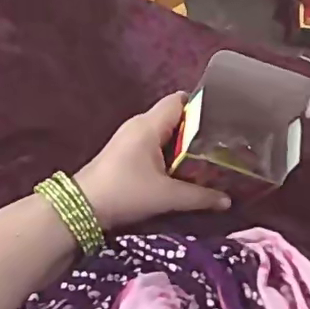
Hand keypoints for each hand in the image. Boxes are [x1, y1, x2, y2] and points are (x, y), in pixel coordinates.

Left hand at [75, 93, 231, 230]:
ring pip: (164, 134)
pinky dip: (169, 154)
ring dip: (183, 145)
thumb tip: (228, 201)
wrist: (82, 209)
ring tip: (208, 158)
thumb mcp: (167, 196)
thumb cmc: (125, 193)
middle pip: (175, 117)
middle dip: (197, 130)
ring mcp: (128, 139)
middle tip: (223, 145)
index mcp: (149, 125)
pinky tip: (182, 170)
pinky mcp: (123, 154)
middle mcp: (138, 125)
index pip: (180, 100)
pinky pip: (153, 146)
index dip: (202, 106)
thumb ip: (200, 197)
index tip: (224, 121)